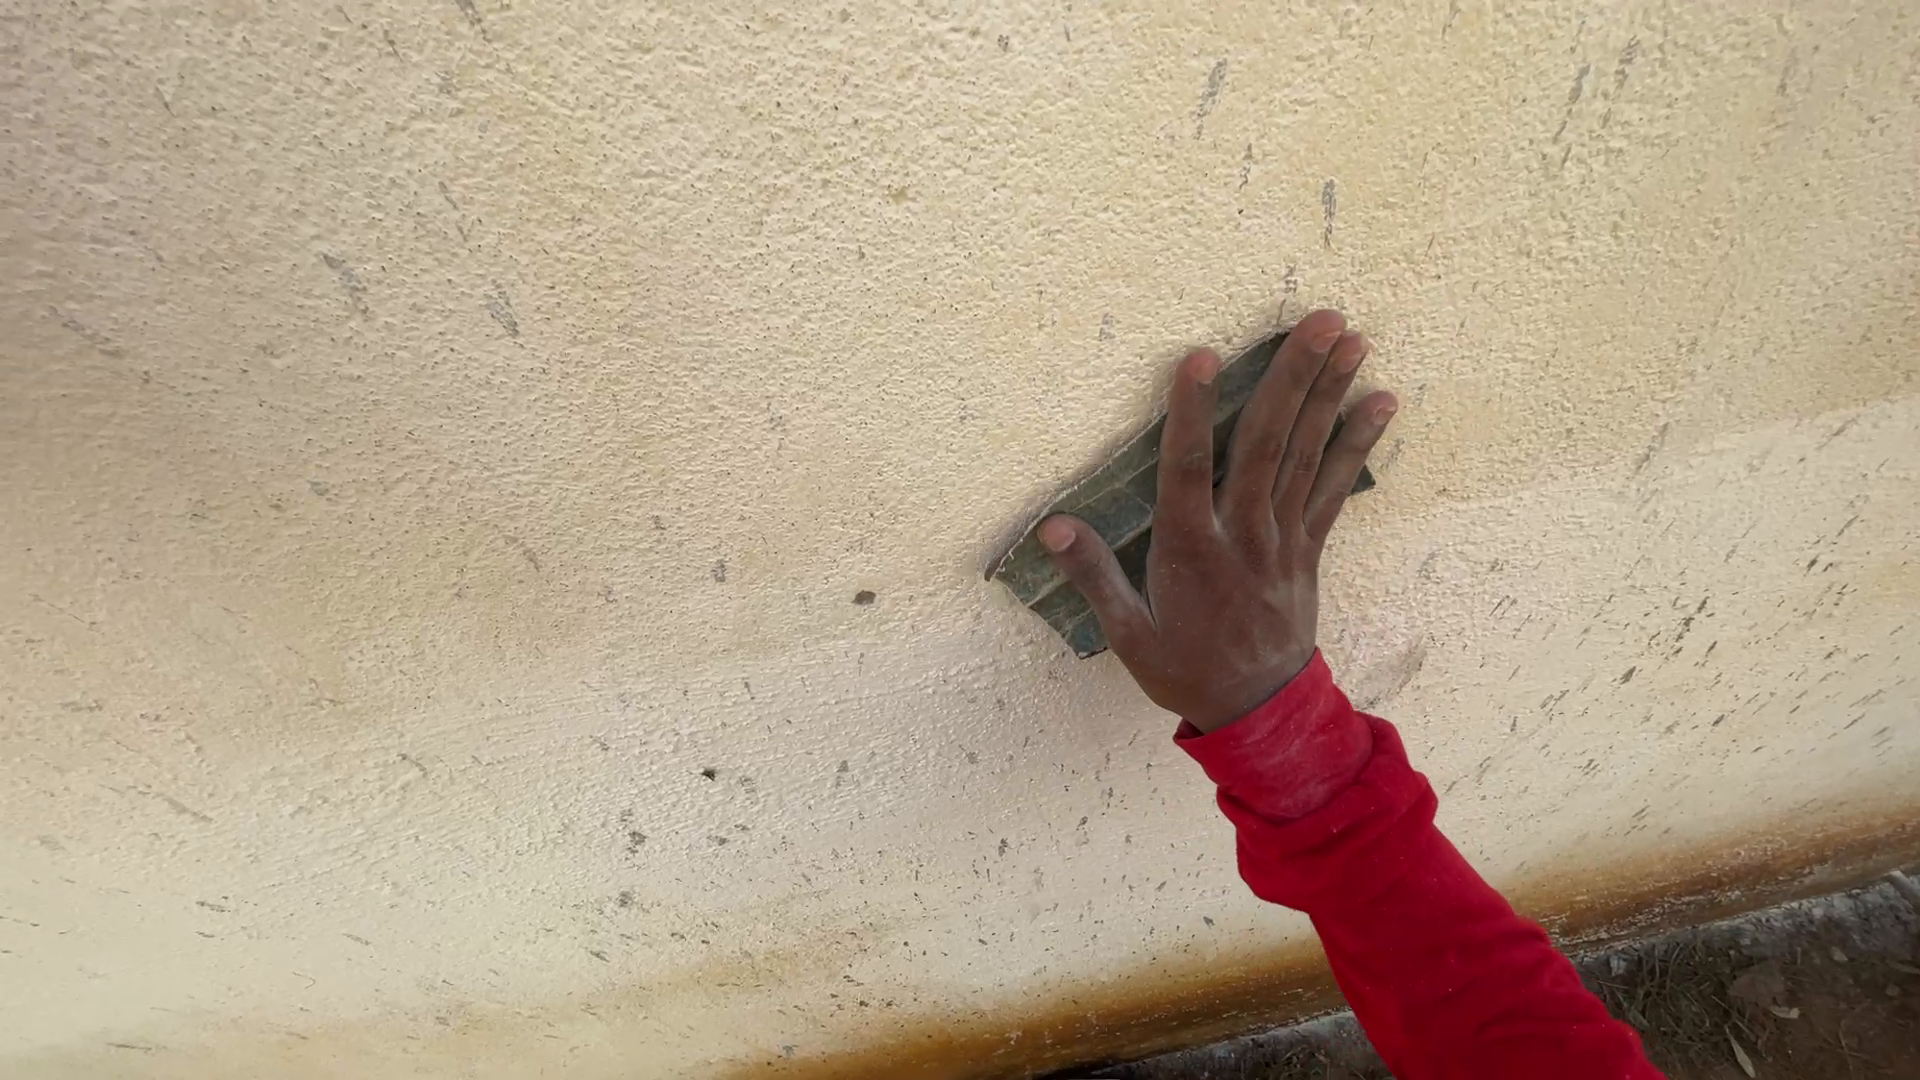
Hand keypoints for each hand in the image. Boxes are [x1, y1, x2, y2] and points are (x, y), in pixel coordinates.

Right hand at [1039, 309, 1396, 731]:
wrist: (1258, 711)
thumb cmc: (1183, 668)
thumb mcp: (1127, 633)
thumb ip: (1094, 575)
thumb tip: (1052, 525)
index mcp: (1191, 550)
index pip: (1188, 469)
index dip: (1192, 413)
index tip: (1201, 356)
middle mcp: (1242, 534)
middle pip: (1266, 446)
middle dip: (1291, 380)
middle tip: (1318, 319)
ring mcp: (1283, 539)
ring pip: (1306, 458)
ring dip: (1329, 395)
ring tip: (1352, 339)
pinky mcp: (1308, 549)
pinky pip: (1335, 490)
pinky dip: (1357, 445)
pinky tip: (1380, 404)